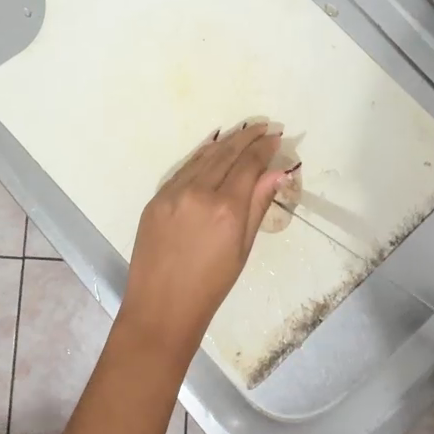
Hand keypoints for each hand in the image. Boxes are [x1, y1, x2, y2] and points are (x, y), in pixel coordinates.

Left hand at [116, 121, 291, 359]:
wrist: (162, 307)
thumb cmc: (211, 286)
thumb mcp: (242, 248)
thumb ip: (258, 205)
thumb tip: (278, 172)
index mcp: (226, 209)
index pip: (249, 165)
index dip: (263, 149)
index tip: (275, 136)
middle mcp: (198, 193)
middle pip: (226, 154)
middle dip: (246, 137)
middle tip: (263, 126)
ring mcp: (173, 193)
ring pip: (203, 157)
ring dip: (224, 142)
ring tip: (241, 133)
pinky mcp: (155, 199)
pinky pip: (183, 170)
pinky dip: (200, 156)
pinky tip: (211, 150)